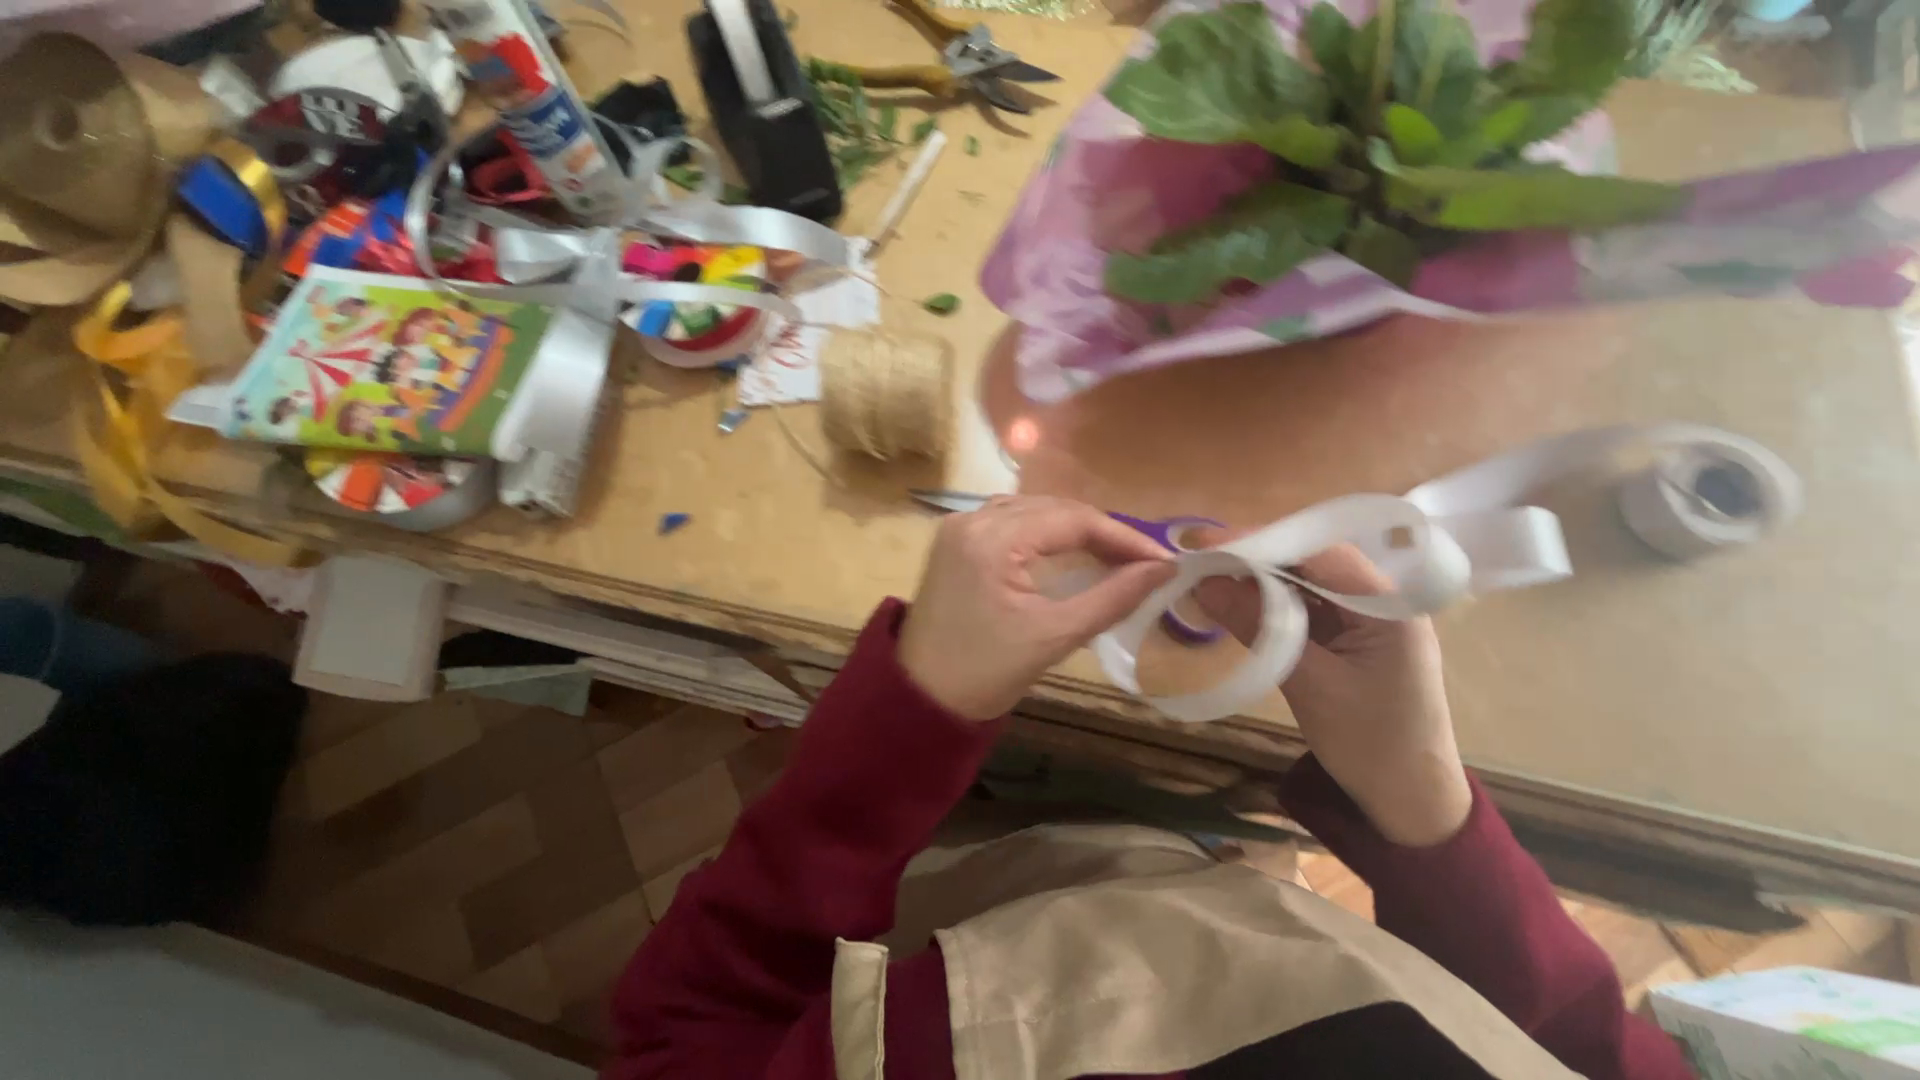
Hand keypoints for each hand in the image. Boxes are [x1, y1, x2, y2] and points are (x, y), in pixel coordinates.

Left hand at [899, 496, 1175, 720]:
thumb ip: (1112, 597)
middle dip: (1101, 533)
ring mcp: (959, 528)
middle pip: (1053, 509)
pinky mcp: (955, 542)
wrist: (921, 697)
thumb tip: (1163, 569)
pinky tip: (1069, 553)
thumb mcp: (1055, 635)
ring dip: (1073, 531)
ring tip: (1114, 557)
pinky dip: (1044, 534)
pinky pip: (1010, 522)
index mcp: (992, 539)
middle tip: (1144, 561)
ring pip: (1033, 511)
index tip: (1163, 561)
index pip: (1072, 520)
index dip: (1123, 537)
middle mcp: (972, 519)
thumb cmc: (986, 673)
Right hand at [1189, 536, 1471, 846]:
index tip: (1201, 543)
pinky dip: (1271, 600)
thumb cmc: (1369, 744)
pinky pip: (1308, 602)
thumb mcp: (1308, 683)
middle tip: (1196, 559)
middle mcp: (1382, 597)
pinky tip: (1236, 599)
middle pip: (1310, 556)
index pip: (1316, 550)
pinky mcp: (1353, 632)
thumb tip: (1204, 584)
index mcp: (1388, 604)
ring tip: (1207, 575)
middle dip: (1253, 554)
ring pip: (1306, 577)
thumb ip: (1258, 626)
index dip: (1256, 540)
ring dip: (1257, 575)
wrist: (1411, 798)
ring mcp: (1368, 614)